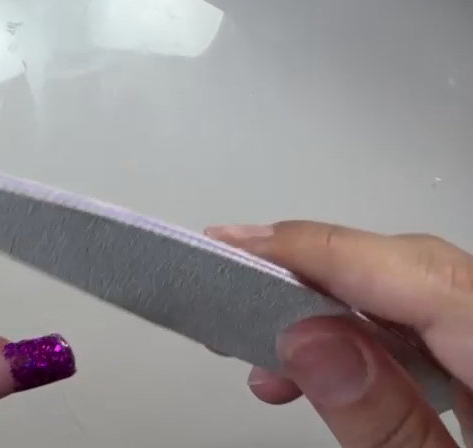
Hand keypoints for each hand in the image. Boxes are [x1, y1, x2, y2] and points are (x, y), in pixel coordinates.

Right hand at [206, 222, 472, 446]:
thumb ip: (390, 426)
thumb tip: (303, 332)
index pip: (430, 281)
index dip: (321, 252)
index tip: (226, 245)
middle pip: (430, 274)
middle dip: (319, 271)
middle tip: (227, 281)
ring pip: (431, 295)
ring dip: (334, 310)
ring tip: (262, 354)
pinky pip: (447, 330)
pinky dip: (373, 338)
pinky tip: (322, 371)